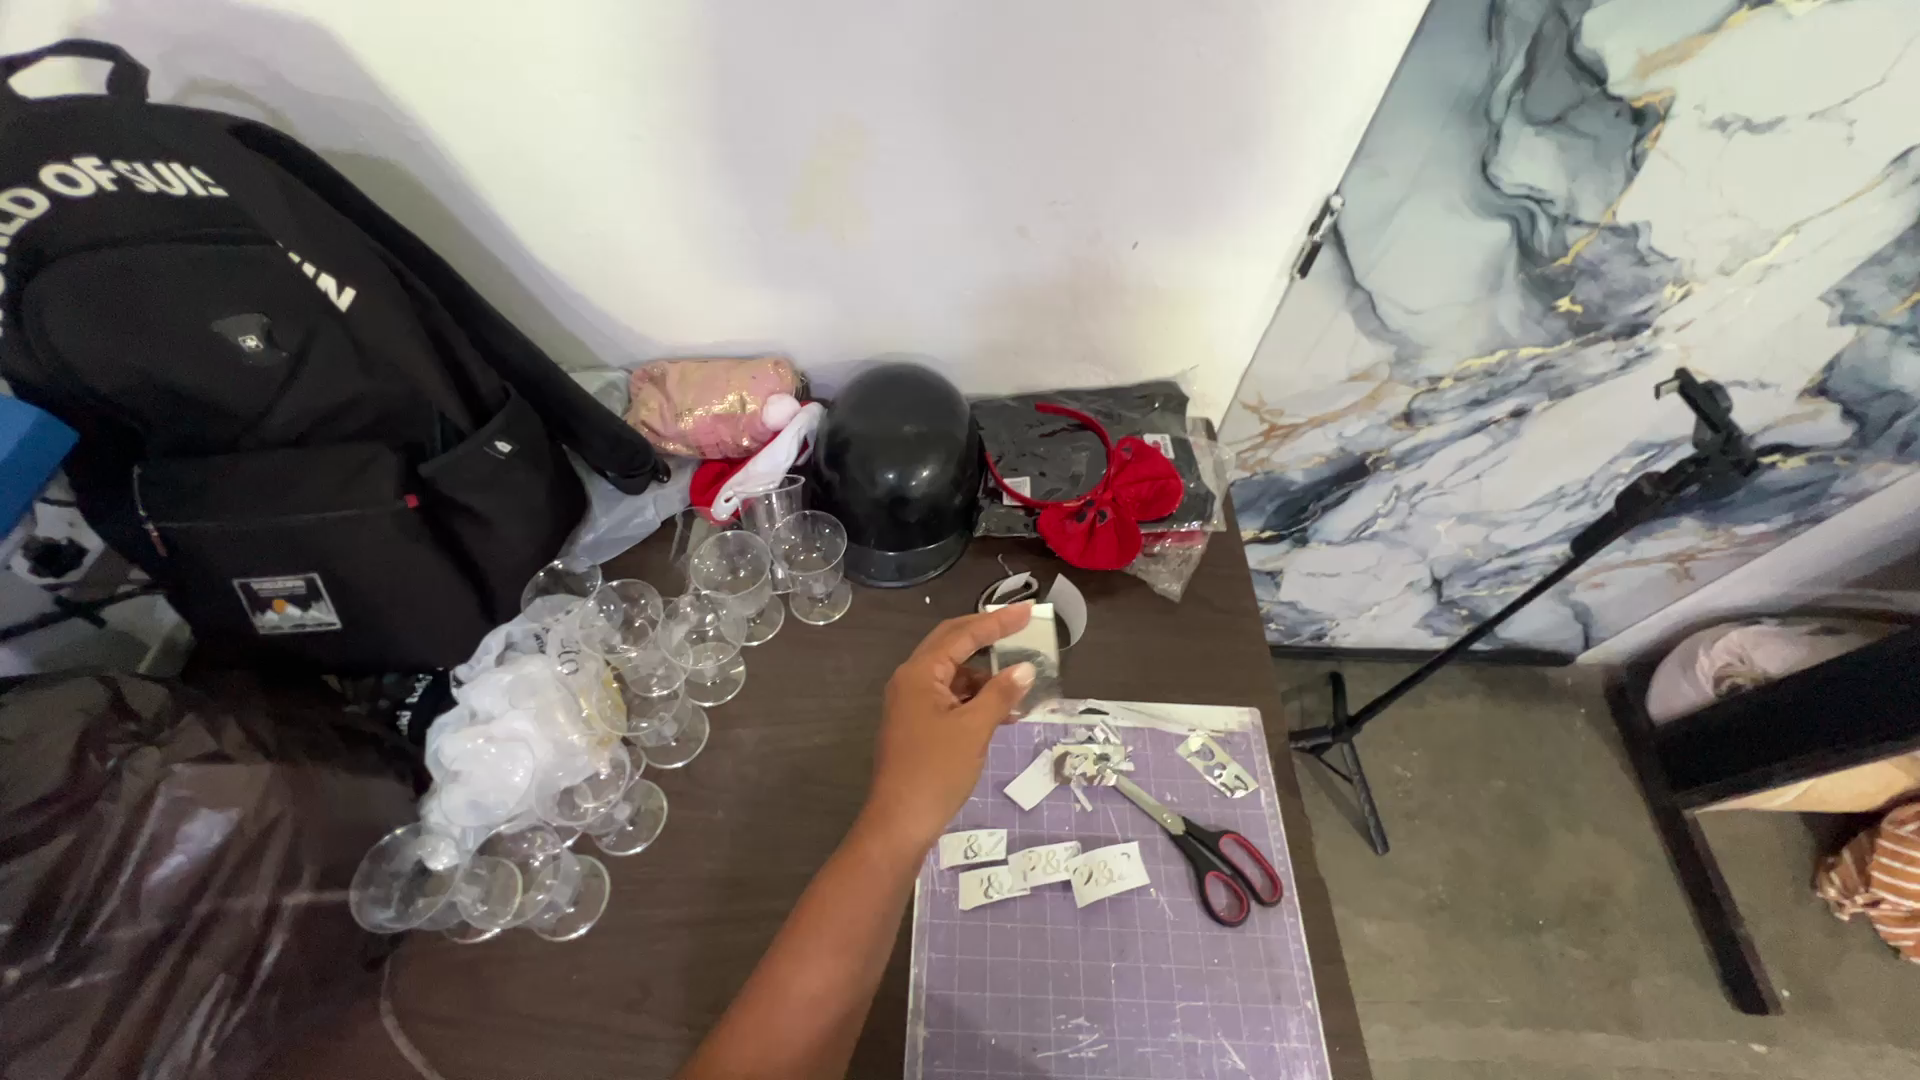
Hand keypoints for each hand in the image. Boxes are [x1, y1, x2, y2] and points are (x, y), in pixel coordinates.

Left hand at [862, 604, 1036, 849]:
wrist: (899, 822)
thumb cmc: (935, 771)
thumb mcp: (974, 730)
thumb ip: (1000, 694)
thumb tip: (1024, 668)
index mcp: (919, 673)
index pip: (962, 635)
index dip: (996, 622)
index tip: (1028, 611)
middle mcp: (911, 680)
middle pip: (952, 645)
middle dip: (987, 636)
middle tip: (1021, 627)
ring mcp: (911, 702)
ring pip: (952, 674)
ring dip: (984, 675)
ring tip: (1019, 682)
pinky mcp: (917, 724)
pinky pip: (949, 697)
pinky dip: (975, 698)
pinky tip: (1001, 712)